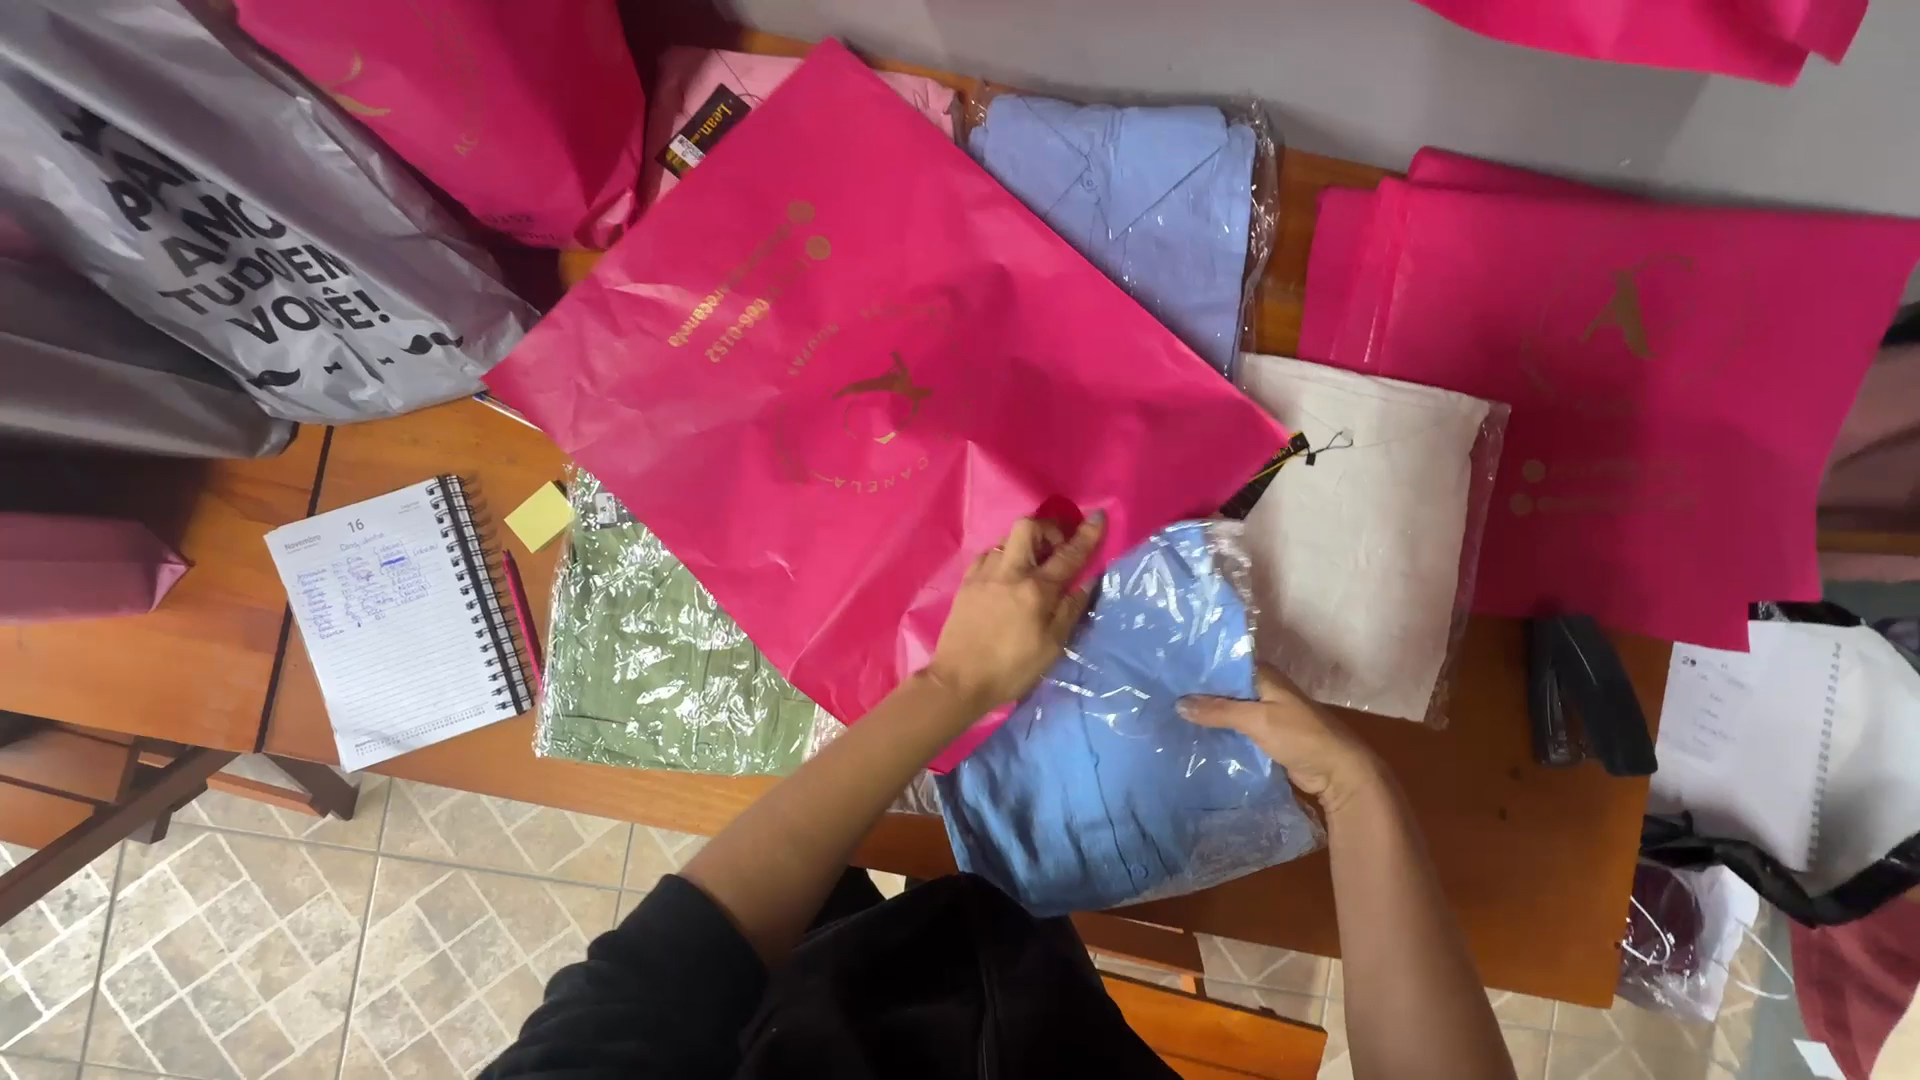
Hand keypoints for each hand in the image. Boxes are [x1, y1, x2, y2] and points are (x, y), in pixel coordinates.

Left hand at [925, 512, 1106, 712]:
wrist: (959, 680)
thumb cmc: (1011, 669)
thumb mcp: (1052, 646)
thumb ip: (1070, 609)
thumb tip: (1088, 581)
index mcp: (1035, 590)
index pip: (1068, 554)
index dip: (1087, 534)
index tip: (1099, 516)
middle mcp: (1009, 572)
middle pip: (1028, 526)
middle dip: (1047, 529)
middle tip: (1056, 548)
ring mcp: (984, 574)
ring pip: (1007, 540)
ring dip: (1025, 545)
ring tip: (1032, 567)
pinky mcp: (967, 582)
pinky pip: (989, 555)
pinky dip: (1004, 558)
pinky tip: (1007, 577)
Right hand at [1177, 664, 1387, 814]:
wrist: (1339, 773)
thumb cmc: (1301, 736)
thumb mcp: (1257, 719)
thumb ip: (1218, 711)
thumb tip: (1178, 704)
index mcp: (1264, 675)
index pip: (1224, 663)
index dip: (1199, 667)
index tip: (1168, 670)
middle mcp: (1262, 689)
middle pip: (1223, 688)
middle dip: (1197, 693)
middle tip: (1160, 694)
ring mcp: (1264, 714)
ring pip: (1227, 710)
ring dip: (1206, 714)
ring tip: (1168, 714)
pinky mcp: (1264, 736)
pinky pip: (1234, 730)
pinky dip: (1218, 732)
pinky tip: (1193, 736)